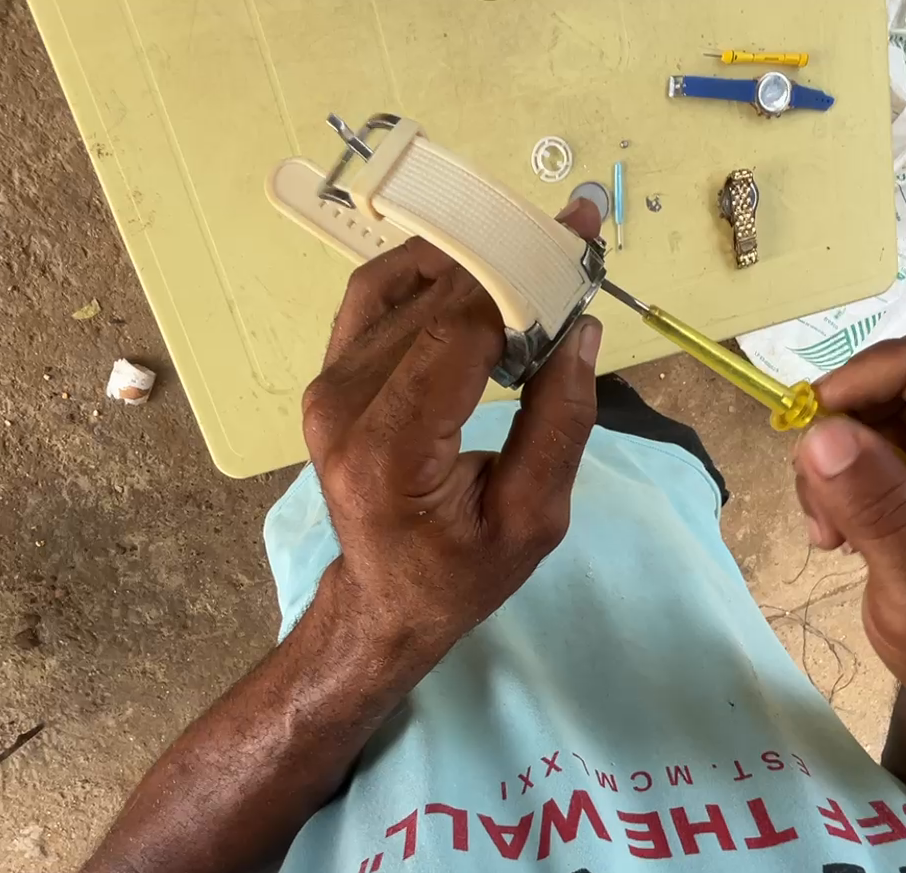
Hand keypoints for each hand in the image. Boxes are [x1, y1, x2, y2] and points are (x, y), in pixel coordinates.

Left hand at [302, 201, 604, 661]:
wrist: (385, 598)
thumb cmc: (460, 574)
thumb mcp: (533, 521)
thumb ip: (559, 425)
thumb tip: (579, 333)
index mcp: (390, 454)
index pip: (457, 334)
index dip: (520, 278)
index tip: (576, 241)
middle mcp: (342, 410)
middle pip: (431, 303)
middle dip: (507, 263)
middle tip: (568, 243)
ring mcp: (326, 390)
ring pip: (402, 290)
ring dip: (472, 264)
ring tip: (532, 261)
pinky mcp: (329, 381)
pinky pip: (374, 298)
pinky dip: (426, 274)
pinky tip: (473, 275)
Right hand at [791, 335, 905, 872]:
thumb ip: (879, 513)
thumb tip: (821, 432)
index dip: (896, 369)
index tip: (818, 406)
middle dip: (867, 406)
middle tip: (809, 454)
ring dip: (853, 444)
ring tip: (823, 520)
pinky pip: (905, 440)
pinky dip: (856, 467)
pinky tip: (836, 524)